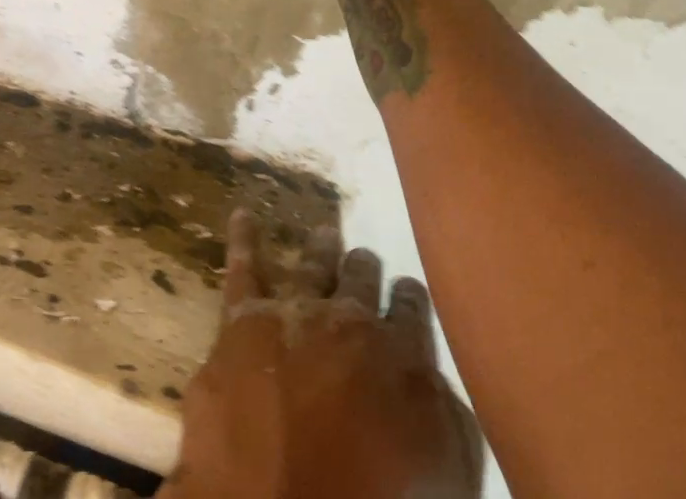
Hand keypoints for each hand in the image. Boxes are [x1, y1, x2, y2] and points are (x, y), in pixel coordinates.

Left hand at [161, 211, 483, 498]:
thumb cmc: (373, 497)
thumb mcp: (444, 470)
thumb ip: (443, 416)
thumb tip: (432, 379)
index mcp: (402, 354)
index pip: (411, 312)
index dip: (409, 299)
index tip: (407, 290)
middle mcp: (348, 320)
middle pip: (360, 281)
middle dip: (364, 267)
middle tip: (364, 256)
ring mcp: (290, 314)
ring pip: (310, 266)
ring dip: (319, 248)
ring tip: (323, 231)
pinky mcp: (240, 322)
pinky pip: (242, 270)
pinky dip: (244, 239)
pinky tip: (243, 214)